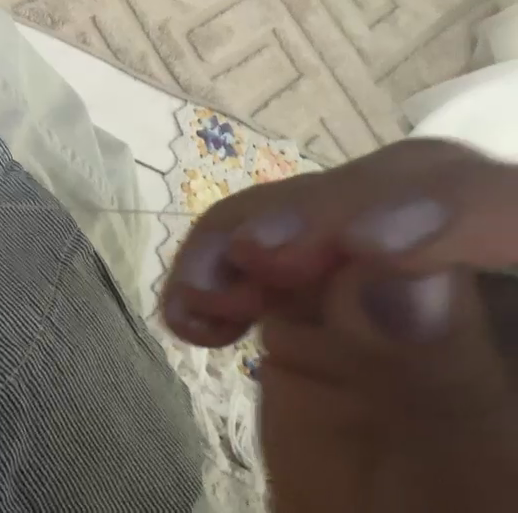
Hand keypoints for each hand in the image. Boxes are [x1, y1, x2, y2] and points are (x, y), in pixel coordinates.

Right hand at [160, 138, 517, 511]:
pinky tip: (190, 316)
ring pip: (322, 205)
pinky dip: (212, 264)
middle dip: (327, 213)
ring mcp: (392, 282)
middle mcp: (482, 277)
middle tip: (256, 255)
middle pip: (422, 189)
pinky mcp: (310, 295)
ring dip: (246, 236)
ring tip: (200, 299)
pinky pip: (256, 242)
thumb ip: (451, 388)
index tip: (367, 247)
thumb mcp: (474, 491)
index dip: (459, 211)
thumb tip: (385, 274)